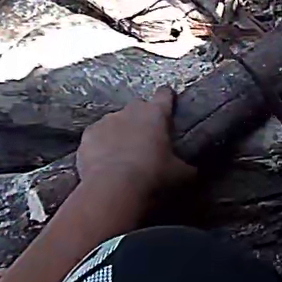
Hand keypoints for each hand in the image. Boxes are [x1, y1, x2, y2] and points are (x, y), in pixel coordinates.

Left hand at [77, 87, 194, 196]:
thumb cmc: (153, 175)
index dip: (167, 98)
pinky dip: (101, 145)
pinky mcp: (87, 135)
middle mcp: (131, 111)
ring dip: (120, 132)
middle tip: (146, 139)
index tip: (168, 102)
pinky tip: (104, 162)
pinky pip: (97, 136)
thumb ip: (186, 167)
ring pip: (115, 121)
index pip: (164, 95)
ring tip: (122, 155)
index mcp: (156, 114)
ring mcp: (106, 121)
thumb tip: (193, 171)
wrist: (114, 187)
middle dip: (141, 118)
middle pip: (138, 106)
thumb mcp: (180, 174)